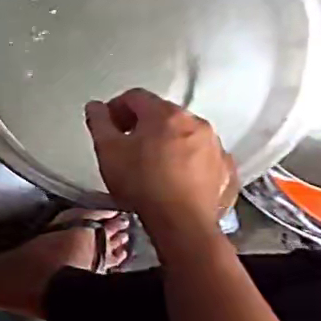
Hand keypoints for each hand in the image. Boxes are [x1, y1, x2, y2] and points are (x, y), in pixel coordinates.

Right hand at [85, 88, 237, 224]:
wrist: (181, 223)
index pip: (135, 97)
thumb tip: (96, 108)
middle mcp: (194, 123)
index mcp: (164, 114)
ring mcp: (213, 146)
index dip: (116, 107)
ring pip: (184, 135)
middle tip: (127, 146)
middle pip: (162, 114)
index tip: (109, 124)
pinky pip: (203, 157)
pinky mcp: (224, 168)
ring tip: (151, 167)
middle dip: (142, 125)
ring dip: (167, 143)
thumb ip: (99, 122)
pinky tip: (174, 179)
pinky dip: (189, 162)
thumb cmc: (144, 185)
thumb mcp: (107, 151)